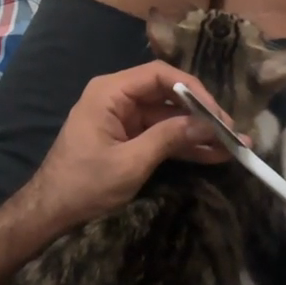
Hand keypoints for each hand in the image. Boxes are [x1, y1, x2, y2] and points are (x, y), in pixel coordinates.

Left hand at [22, 61, 237, 230]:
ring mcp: (123, 117)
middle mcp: (117, 96)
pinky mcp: (127, 136)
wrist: (52, 210)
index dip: (192, 89)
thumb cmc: (85, 183)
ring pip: (167, 116)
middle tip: (232, 131)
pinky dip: (183, 144)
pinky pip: (160, 133)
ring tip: (233, 146)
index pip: (158, 74)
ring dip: (196, 131)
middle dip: (199, 112)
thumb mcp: (129, 163)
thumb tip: (206, 125)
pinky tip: (212, 155)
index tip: (218, 112)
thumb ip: (166, 139)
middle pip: (165, 93)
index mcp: (110, 91)